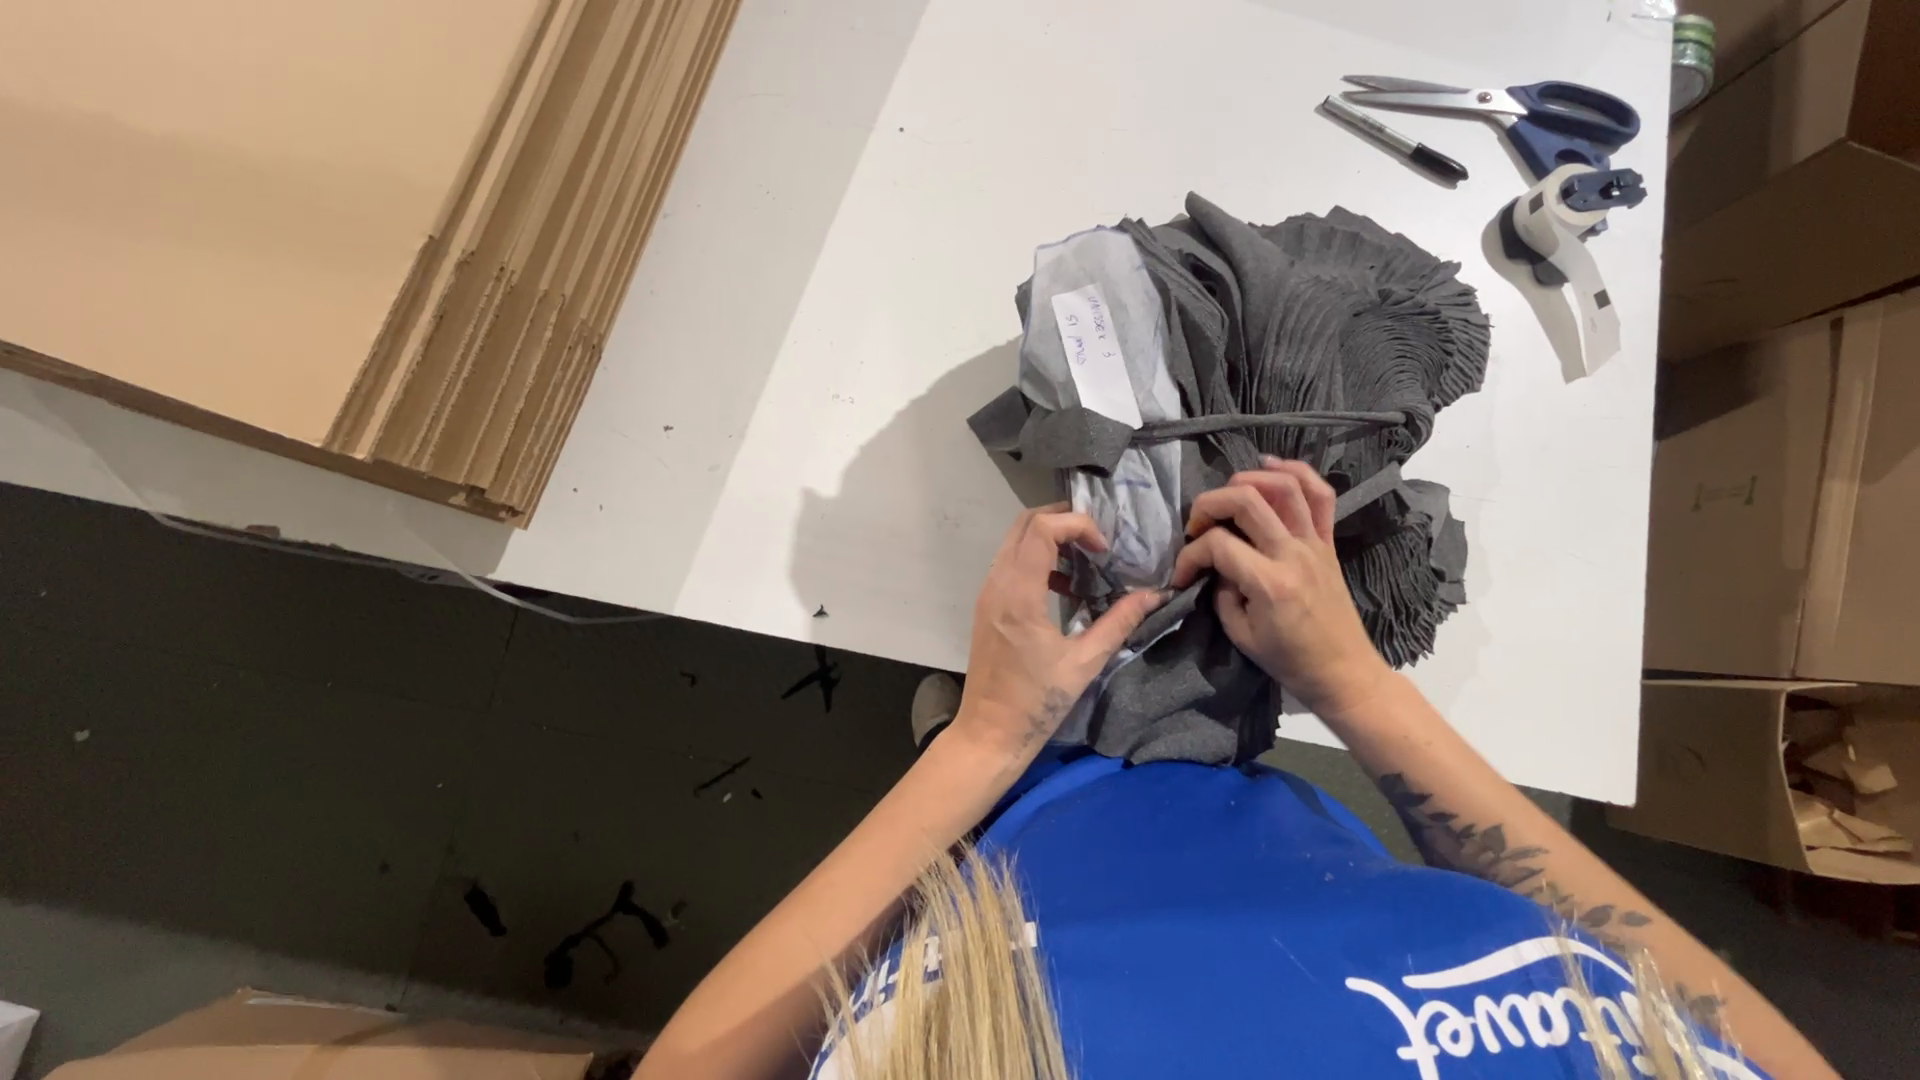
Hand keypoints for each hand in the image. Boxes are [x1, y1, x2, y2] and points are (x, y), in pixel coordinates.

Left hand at [954, 504, 1168, 760]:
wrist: (990, 731)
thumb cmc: (1037, 701)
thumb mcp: (1085, 663)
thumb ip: (1120, 622)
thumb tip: (1153, 594)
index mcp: (1019, 595)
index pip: (1042, 529)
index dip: (1077, 526)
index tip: (1103, 550)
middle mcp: (997, 584)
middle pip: (1024, 524)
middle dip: (1062, 521)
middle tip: (1097, 539)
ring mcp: (987, 593)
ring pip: (1014, 541)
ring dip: (1049, 540)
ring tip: (1086, 561)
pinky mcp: (987, 605)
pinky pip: (1010, 564)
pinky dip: (1037, 560)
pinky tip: (1065, 587)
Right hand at [1172, 458, 1391, 718]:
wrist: (1342, 671)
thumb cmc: (1288, 660)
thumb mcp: (1240, 633)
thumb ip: (1222, 593)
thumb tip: (1216, 567)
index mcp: (1270, 583)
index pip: (1218, 545)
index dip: (1190, 555)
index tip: (1182, 576)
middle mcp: (1294, 554)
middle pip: (1247, 500)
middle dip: (1209, 504)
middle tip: (1197, 525)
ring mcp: (1315, 543)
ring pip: (1285, 487)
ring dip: (1249, 479)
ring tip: (1227, 492)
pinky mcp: (1328, 542)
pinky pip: (1320, 495)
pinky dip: (1296, 472)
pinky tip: (1270, 466)